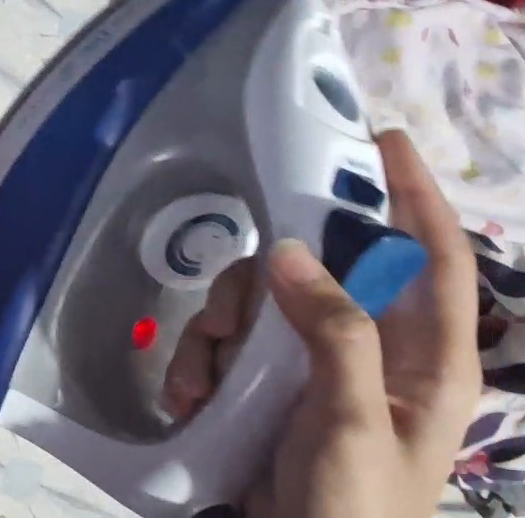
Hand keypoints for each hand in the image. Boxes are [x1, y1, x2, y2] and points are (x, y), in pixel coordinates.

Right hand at [161, 131, 480, 517]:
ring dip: (215, 334)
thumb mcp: (349, 424)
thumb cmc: (352, 505)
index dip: (414, 199)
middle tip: (228, 323)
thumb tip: (292, 247)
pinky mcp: (265, 378)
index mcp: (422, 362)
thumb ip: (334, 335)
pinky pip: (223, 338)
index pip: (432, 262)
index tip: (381, 143)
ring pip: (253, 301)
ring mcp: (312, 363)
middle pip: (307, 272)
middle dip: (254, 289)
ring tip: (203, 384)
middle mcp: (368, 350)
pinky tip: (194, 396)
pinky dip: (199, 360)